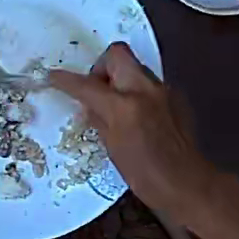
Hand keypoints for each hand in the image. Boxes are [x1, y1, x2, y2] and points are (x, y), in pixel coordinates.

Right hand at [48, 43, 224, 224]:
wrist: (186, 183)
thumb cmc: (144, 175)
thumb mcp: (112, 148)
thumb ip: (99, 120)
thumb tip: (89, 107)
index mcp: (123, 105)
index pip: (87, 85)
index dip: (66, 80)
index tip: (53, 77)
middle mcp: (144, 90)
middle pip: (117, 54)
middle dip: (101, 67)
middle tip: (97, 91)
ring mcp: (163, 91)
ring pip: (135, 68)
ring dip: (120, 79)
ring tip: (116, 106)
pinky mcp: (175, 98)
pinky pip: (149, 84)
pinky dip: (137, 92)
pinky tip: (137, 117)